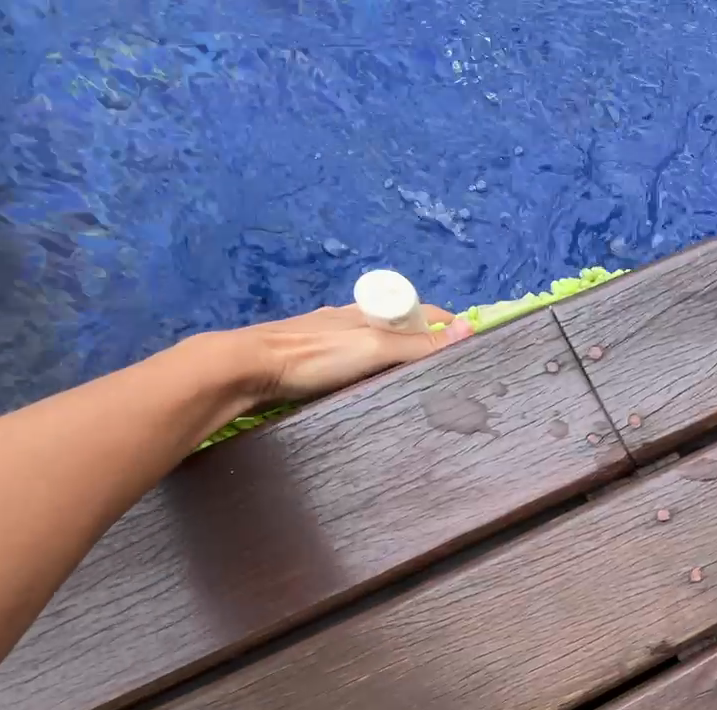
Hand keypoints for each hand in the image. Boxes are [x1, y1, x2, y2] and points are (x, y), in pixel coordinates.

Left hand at [198, 304, 473, 407]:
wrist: (245, 371)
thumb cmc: (314, 355)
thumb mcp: (376, 348)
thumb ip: (421, 343)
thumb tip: (471, 329)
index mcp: (366, 311)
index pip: (418, 309)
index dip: (445, 323)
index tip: (468, 346)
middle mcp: (350, 322)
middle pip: (400, 328)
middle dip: (426, 345)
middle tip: (446, 374)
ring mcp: (331, 343)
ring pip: (379, 348)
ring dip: (400, 363)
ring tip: (419, 388)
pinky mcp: (317, 365)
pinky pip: (360, 365)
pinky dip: (377, 375)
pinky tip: (379, 392)